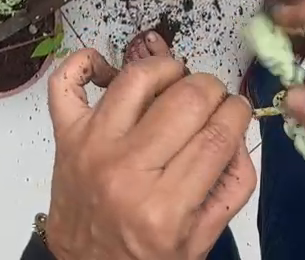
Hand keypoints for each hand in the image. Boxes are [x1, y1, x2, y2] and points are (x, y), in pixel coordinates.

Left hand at [43, 47, 256, 259]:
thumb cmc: (144, 255)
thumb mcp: (200, 240)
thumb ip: (232, 185)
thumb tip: (238, 127)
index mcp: (163, 210)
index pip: (217, 137)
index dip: (237, 112)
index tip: (239, 109)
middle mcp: (126, 172)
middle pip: (186, 100)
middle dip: (211, 88)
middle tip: (213, 98)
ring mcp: (92, 147)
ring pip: (137, 78)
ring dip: (166, 67)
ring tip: (176, 79)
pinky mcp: (66, 134)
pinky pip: (65, 83)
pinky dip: (84, 63)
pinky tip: (107, 68)